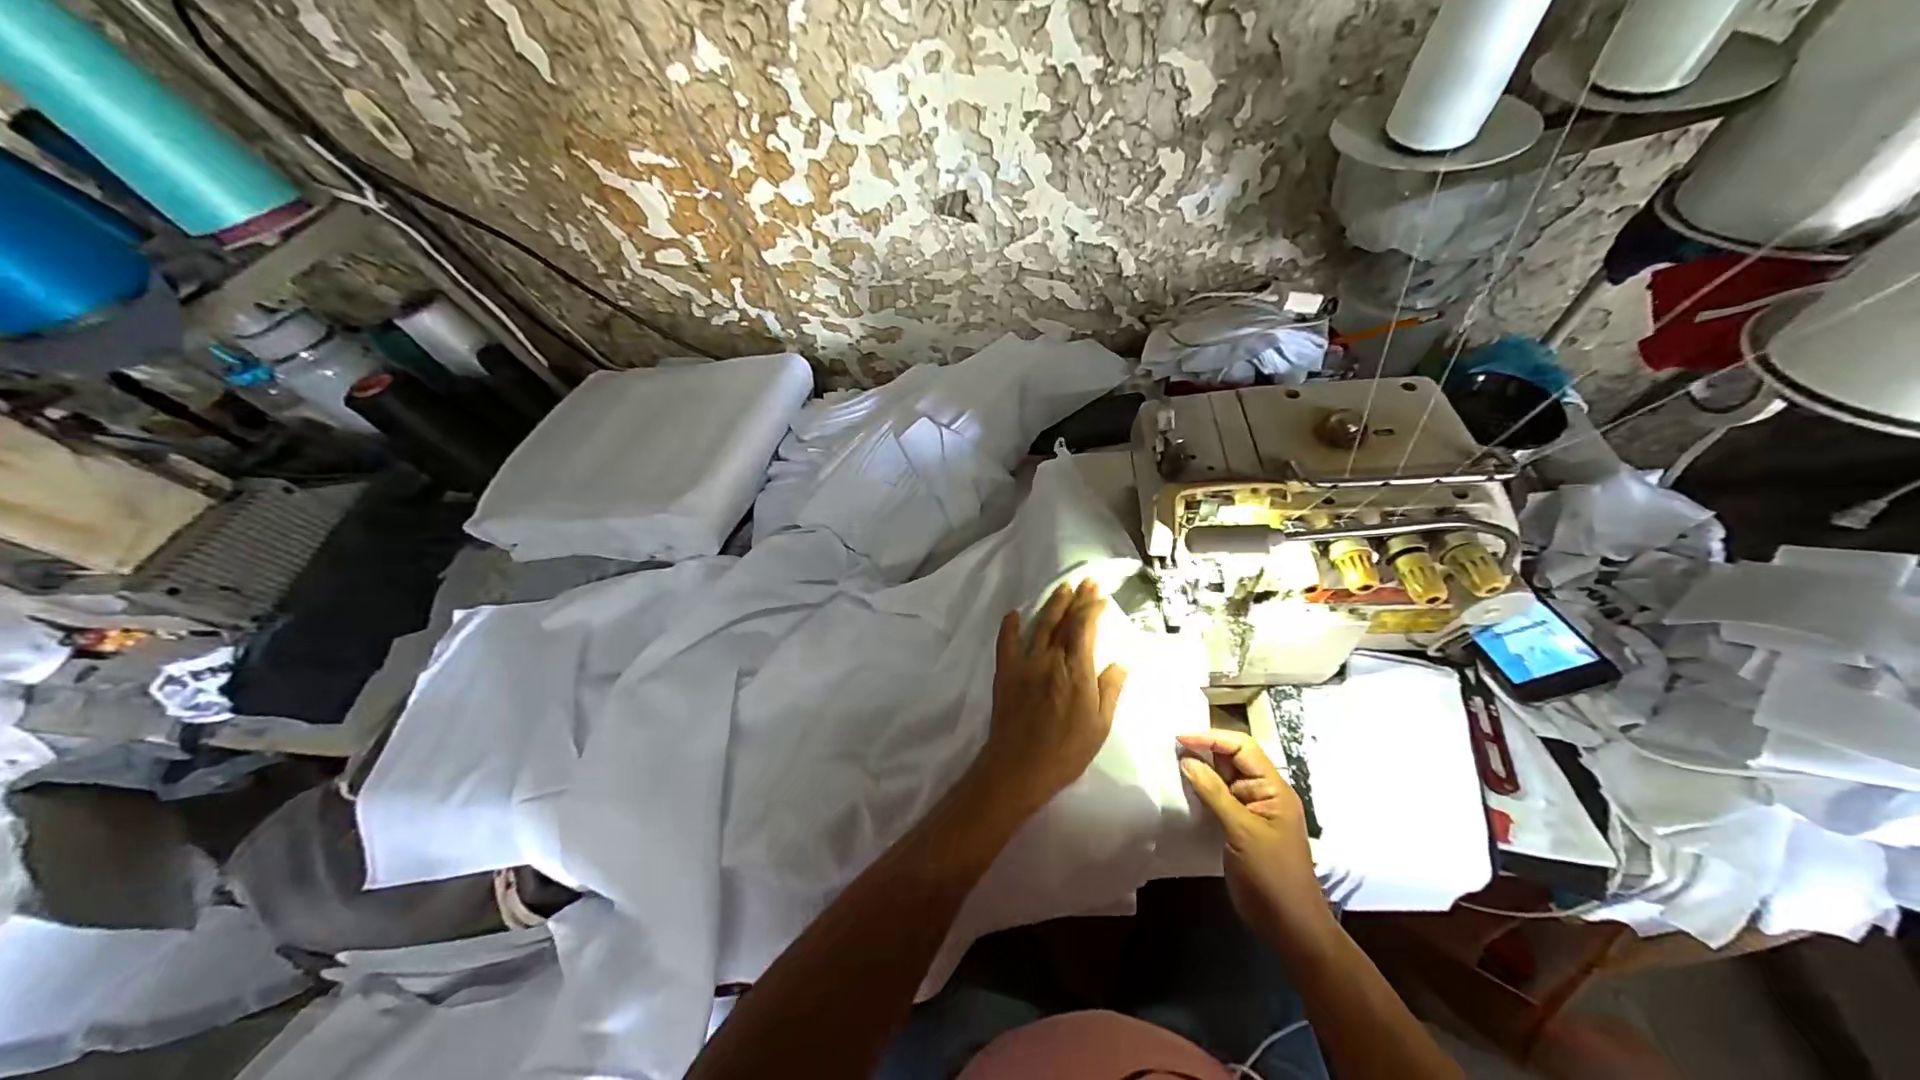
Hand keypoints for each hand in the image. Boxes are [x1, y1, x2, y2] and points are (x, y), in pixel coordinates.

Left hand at [971, 580, 1127, 817]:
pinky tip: (1015, 613)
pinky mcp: (1005, 673)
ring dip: (1051, 605)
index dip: (1092, 609)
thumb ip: (1110, 690)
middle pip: (1064, 622)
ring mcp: (1024, 664)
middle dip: (1076, 599)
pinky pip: (1006, 643)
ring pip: (1039, 626)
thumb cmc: (1066, 751)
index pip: (1085, 629)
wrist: (1019, 767)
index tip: (1100, 596)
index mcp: (1076, 672)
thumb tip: (1121, 663)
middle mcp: (1050, 660)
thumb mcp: (1100, 725)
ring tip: (1062, 588)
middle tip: (1085, 581)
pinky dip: (1010, 626)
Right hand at [1178, 731, 1336, 947]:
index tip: (1181, 737)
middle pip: (1233, 759)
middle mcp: (1263, 794)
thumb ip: (1214, 793)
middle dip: (1204, 749)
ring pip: (1223, 778)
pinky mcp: (1238, 828)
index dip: (1212, 738)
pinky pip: (1218, 799)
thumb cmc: (1272, 876)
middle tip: (1171, 747)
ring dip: (1200, 769)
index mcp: (1274, 788)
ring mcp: (1251, 811)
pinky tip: (1182, 789)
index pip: (1243, 748)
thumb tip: (1187, 760)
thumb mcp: (1242, 831)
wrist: (1289, 925)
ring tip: (1171, 762)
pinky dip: (1201, 790)